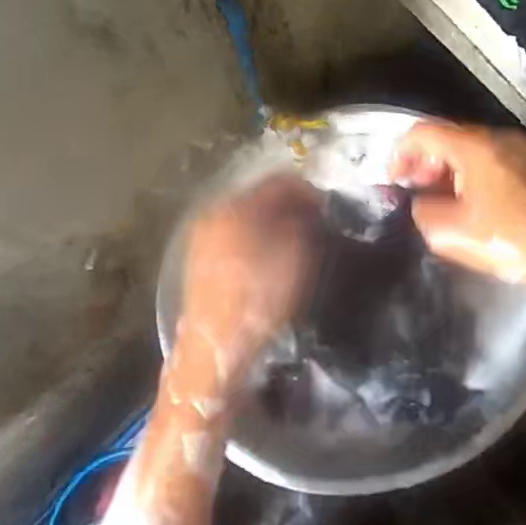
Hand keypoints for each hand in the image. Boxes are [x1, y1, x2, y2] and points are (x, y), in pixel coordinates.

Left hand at [174, 175, 319, 395]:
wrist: (215, 343)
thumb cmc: (259, 297)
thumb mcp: (296, 255)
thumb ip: (303, 221)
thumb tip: (306, 208)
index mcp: (237, 204)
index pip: (279, 181)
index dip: (308, 190)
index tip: (327, 207)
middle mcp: (214, 211)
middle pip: (259, 196)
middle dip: (288, 206)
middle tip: (313, 224)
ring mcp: (202, 235)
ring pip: (245, 216)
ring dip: (270, 223)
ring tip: (292, 242)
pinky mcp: (198, 258)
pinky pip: (233, 235)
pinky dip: (253, 239)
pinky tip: (266, 259)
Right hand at [389, 122, 525, 312]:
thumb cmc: (503, 241)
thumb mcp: (444, 230)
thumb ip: (420, 206)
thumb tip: (419, 199)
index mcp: (475, 147)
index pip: (423, 132)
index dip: (399, 153)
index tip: (392, 181)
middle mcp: (496, 138)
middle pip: (445, 135)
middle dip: (421, 160)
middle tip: (409, 189)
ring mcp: (516, 150)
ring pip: (464, 147)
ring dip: (442, 167)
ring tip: (431, 197)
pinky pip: (483, 158)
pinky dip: (463, 173)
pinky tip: (458, 199)